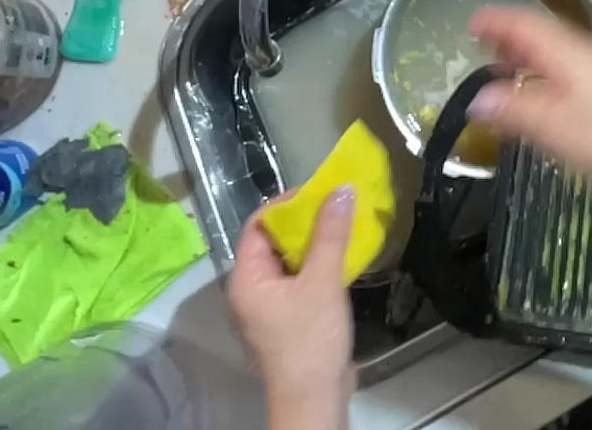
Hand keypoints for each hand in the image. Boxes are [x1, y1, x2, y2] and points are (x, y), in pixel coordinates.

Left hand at [227, 190, 354, 429]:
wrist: (315, 402)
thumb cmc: (310, 339)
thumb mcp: (323, 280)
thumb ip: (331, 232)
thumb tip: (341, 189)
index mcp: (246, 279)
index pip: (258, 225)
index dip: (286, 204)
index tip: (319, 192)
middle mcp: (251, 290)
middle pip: (273, 241)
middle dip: (305, 220)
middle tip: (336, 204)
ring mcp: (269, 307)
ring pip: (289, 260)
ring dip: (314, 241)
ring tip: (344, 224)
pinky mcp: (288, 319)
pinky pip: (299, 278)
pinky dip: (318, 263)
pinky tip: (343, 256)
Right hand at [466, 6, 591, 190]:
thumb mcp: (562, 129)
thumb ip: (518, 112)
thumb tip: (475, 99)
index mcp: (571, 56)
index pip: (527, 25)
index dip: (497, 22)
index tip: (470, 23)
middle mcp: (587, 61)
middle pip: (543, 38)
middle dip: (510, 41)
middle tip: (481, 50)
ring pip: (558, 62)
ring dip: (528, 63)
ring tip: (505, 76)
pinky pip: (571, 86)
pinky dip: (548, 87)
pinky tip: (547, 113)